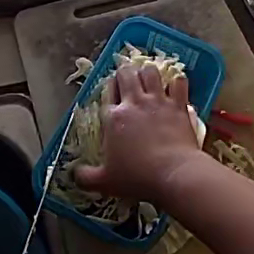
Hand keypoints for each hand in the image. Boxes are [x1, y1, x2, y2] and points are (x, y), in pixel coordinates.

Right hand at [72, 64, 203, 203]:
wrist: (174, 173)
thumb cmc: (137, 178)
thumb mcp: (104, 182)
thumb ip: (85, 176)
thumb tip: (74, 173)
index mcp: (114, 118)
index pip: (107, 92)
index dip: (109, 90)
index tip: (113, 96)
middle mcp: (135, 103)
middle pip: (126, 73)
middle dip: (125, 74)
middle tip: (127, 82)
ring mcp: (159, 101)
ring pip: (151, 71)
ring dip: (148, 73)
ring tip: (148, 80)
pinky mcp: (179, 104)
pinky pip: (178, 82)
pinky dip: (176, 83)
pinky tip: (174, 89)